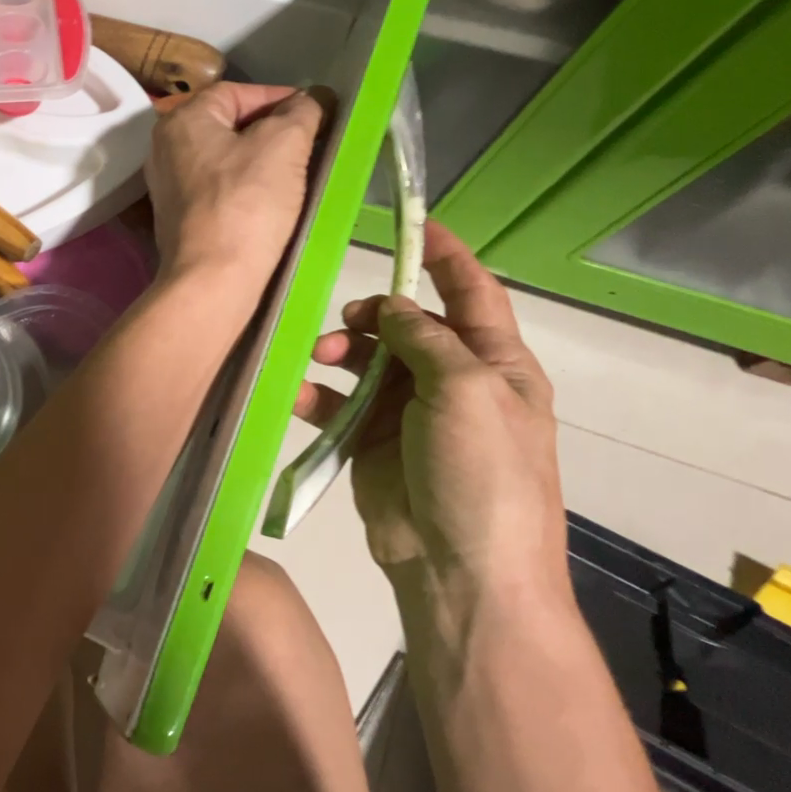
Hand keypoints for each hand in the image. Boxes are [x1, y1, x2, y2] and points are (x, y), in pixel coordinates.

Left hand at [146, 83, 324, 282]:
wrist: (212, 278)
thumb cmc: (246, 203)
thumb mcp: (284, 143)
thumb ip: (301, 111)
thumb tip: (312, 99)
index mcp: (182, 121)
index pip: (237, 92)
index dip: (280, 97)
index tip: (316, 113)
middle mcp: (165, 148)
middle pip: (229, 125)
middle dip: (273, 130)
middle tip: (311, 142)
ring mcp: (167, 186)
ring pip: (225, 159)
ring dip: (262, 160)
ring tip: (298, 171)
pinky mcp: (178, 217)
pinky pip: (218, 189)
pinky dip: (245, 188)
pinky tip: (271, 200)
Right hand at [295, 221, 566, 601]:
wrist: (461, 566)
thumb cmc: (483, 472)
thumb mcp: (466, 391)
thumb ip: (426, 341)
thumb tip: (394, 310)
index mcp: (495, 364)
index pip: (473, 294)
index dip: (447, 258)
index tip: (414, 225)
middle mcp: (451, 382)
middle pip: (407, 327)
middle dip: (373, 316)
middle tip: (345, 325)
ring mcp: (408, 415)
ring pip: (366, 363)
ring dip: (339, 354)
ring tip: (316, 360)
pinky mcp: (369, 444)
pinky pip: (337, 405)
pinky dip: (316, 395)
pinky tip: (296, 393)